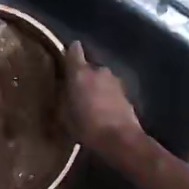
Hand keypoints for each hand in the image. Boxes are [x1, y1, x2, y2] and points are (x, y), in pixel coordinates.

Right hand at [63, 41, 145, 161]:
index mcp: (80, 72)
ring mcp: (115, 81)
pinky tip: (103, 111)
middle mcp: (99, 70)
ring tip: (90, 103)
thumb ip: (62, 98)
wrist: (121, 138)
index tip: (65, 59)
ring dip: (96, 87)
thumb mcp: (64, 116)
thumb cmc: (87, 126)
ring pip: (101, 79)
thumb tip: (62, 90)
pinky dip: (106, 97)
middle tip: (76, 91)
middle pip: (88, 67)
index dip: (70, 53)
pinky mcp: (126, 93)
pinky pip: (111, 91)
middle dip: (82, 76)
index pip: (74, 50)